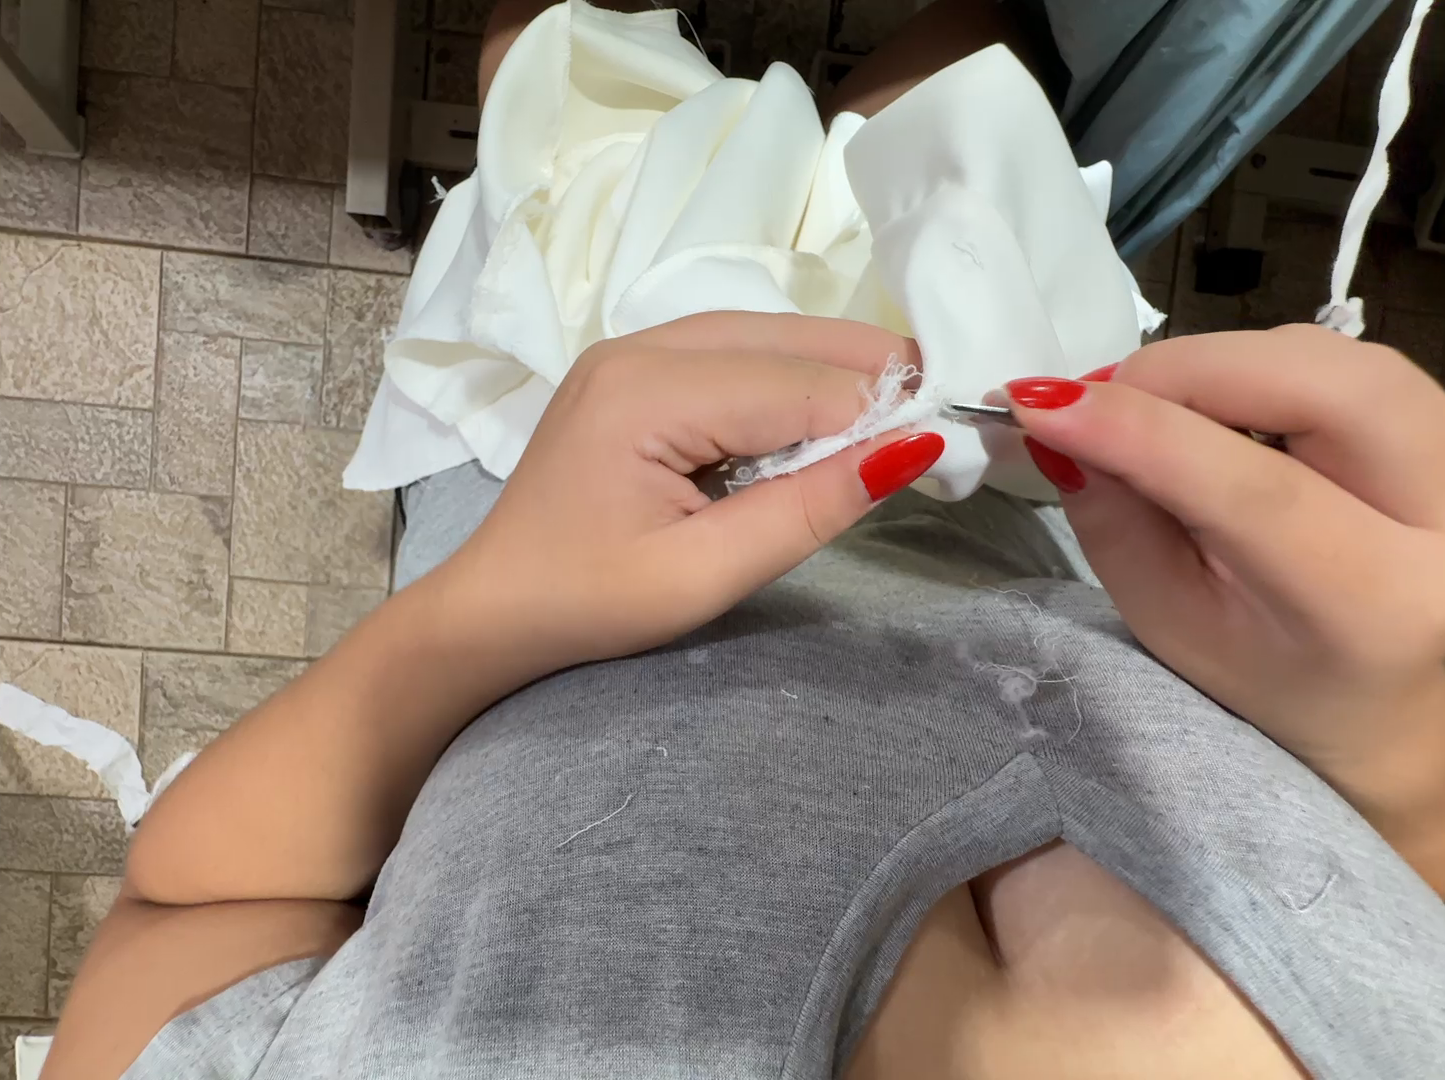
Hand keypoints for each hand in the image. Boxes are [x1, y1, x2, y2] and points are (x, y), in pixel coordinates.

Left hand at [417, 312, 944, 688]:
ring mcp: (629, 352)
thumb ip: (806, 510)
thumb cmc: (589, 604)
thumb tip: (910, 449)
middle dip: (865, 372)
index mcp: (647, 395)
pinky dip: (784, 380)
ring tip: (893, 410)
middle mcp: (638, 349)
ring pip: (761, 336)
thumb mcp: (703, 575)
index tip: (949, 439)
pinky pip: (730, 355)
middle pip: (783, 338)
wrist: (495, 606)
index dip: (879, 412)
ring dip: (829, 370)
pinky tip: (816, 414)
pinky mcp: (632, 372)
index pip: (796, 387)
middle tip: (937, 409)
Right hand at [1003, 325, 1444, 768]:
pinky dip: (1240, 364)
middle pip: (1330, 386)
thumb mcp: (1155, 610)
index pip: (1250, 488)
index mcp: (1370, 603)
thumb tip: (1056, 427)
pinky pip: (1336, 359)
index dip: (1134, 431)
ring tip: (1138, 407)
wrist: (1356, 691)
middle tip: (1093, 397)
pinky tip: (1194, 405)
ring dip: (1211, 364)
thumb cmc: (1242, 667)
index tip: (1033, 406)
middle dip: (1186, 371)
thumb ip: (1111, 517)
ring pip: (1333, 357)